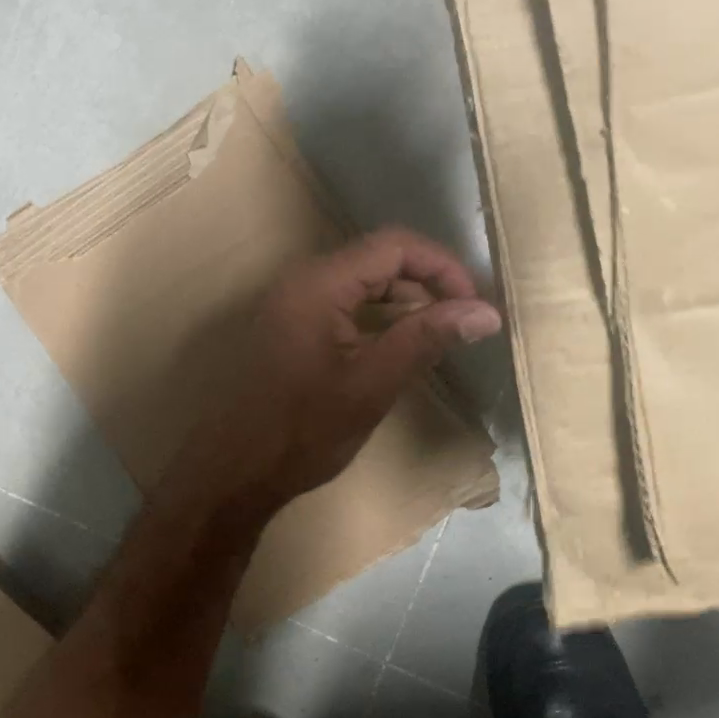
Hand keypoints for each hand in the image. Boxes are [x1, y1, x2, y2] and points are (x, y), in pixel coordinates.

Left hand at [170, 228, 501, 516]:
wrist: (232, 472)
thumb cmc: (302, 431)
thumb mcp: (372, 385)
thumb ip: (426, 338)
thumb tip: (485, 311)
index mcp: (318, 284)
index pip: (394, 245)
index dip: (442, 266)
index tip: (474, 305)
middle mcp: (300, 281)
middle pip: (376, 256)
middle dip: (427, 279)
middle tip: (465, 317)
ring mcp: (289, 303)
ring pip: (359, 279)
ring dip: (403, 296)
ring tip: (440, 330)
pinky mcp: (287, 326)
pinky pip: (341, 301)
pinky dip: (376, 313)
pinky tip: (398, 343)